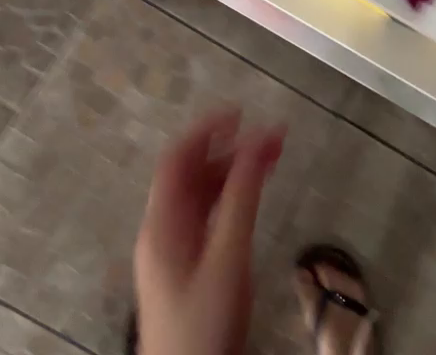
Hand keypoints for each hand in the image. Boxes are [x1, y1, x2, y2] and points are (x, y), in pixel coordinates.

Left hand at [134, 109, 286, 354]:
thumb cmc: (204, 322)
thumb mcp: (228, 257)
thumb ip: (242, 197)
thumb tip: (258, 140)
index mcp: (162, 223)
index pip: (176, 158)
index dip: (205, 129)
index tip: (241, 112)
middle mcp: (163, 230)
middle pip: (192, 175)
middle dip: (230, 149)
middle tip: (272, 136)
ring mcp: (173, 251)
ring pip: (202, 195)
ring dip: (234, 172)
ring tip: (273, 158)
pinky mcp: (187, 269)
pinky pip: (207, 218)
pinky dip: (231, 198)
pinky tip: (254, 196)